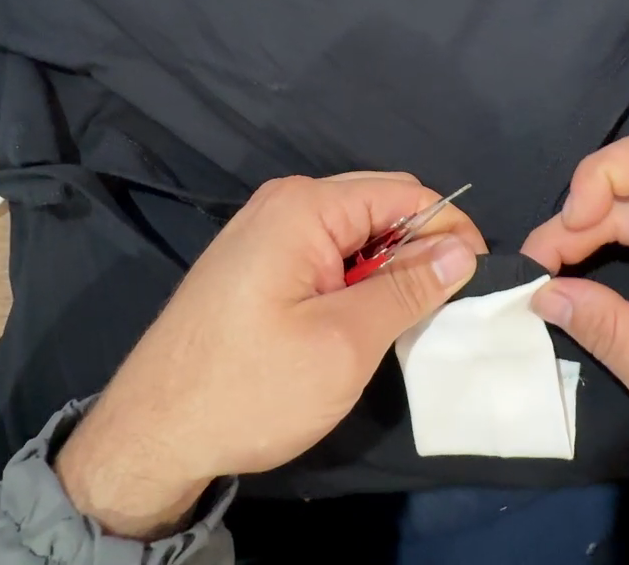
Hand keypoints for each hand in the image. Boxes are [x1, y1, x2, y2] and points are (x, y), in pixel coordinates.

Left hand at [54, 173, 484, 536]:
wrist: (150, 434)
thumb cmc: (251, 387)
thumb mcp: (344, 341)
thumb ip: (407, 287)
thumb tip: (461, 250)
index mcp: (306, 206)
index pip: (403, 193)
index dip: (449, 226)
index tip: (478, 274)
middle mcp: (284, 202)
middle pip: (377, 203)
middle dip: (419, 243)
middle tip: (447, 298)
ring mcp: (265, 229)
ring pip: (353, 229)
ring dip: (388, 262)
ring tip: (409, 311)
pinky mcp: (256, 259)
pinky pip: (325, 248)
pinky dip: (356, 273)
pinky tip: (364, 312)